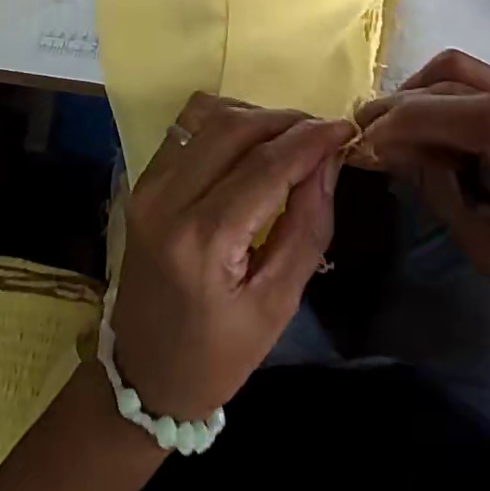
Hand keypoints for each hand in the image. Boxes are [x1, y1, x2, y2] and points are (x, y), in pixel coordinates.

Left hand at [111, 94, 353, 419]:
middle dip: (287, 121)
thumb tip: (328, 161)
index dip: (311, 139)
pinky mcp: (142, 183)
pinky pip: (186, 129)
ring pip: (206, 117)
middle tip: (323, 134)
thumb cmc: (219, 354)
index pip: (265, 165)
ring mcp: (147, 187)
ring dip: (256, 116)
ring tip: (291, 138)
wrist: (144, 373)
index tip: (347, 129)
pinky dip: (225, 123)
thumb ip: (307, 225)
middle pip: (234, 128)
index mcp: (202, 241)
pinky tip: (251, 143)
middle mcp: (167, 201)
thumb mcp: (278, 303)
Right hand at [354, 50, 489, 384]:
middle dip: (412, 102)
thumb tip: (391, 143)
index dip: (423, 119)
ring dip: (428, 96)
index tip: (374, 139)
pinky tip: (438, 131)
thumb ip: (447, 198)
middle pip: (485, 87)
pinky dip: (455, 102)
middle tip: (369, 128)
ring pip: (487, 76)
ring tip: (396, 128)